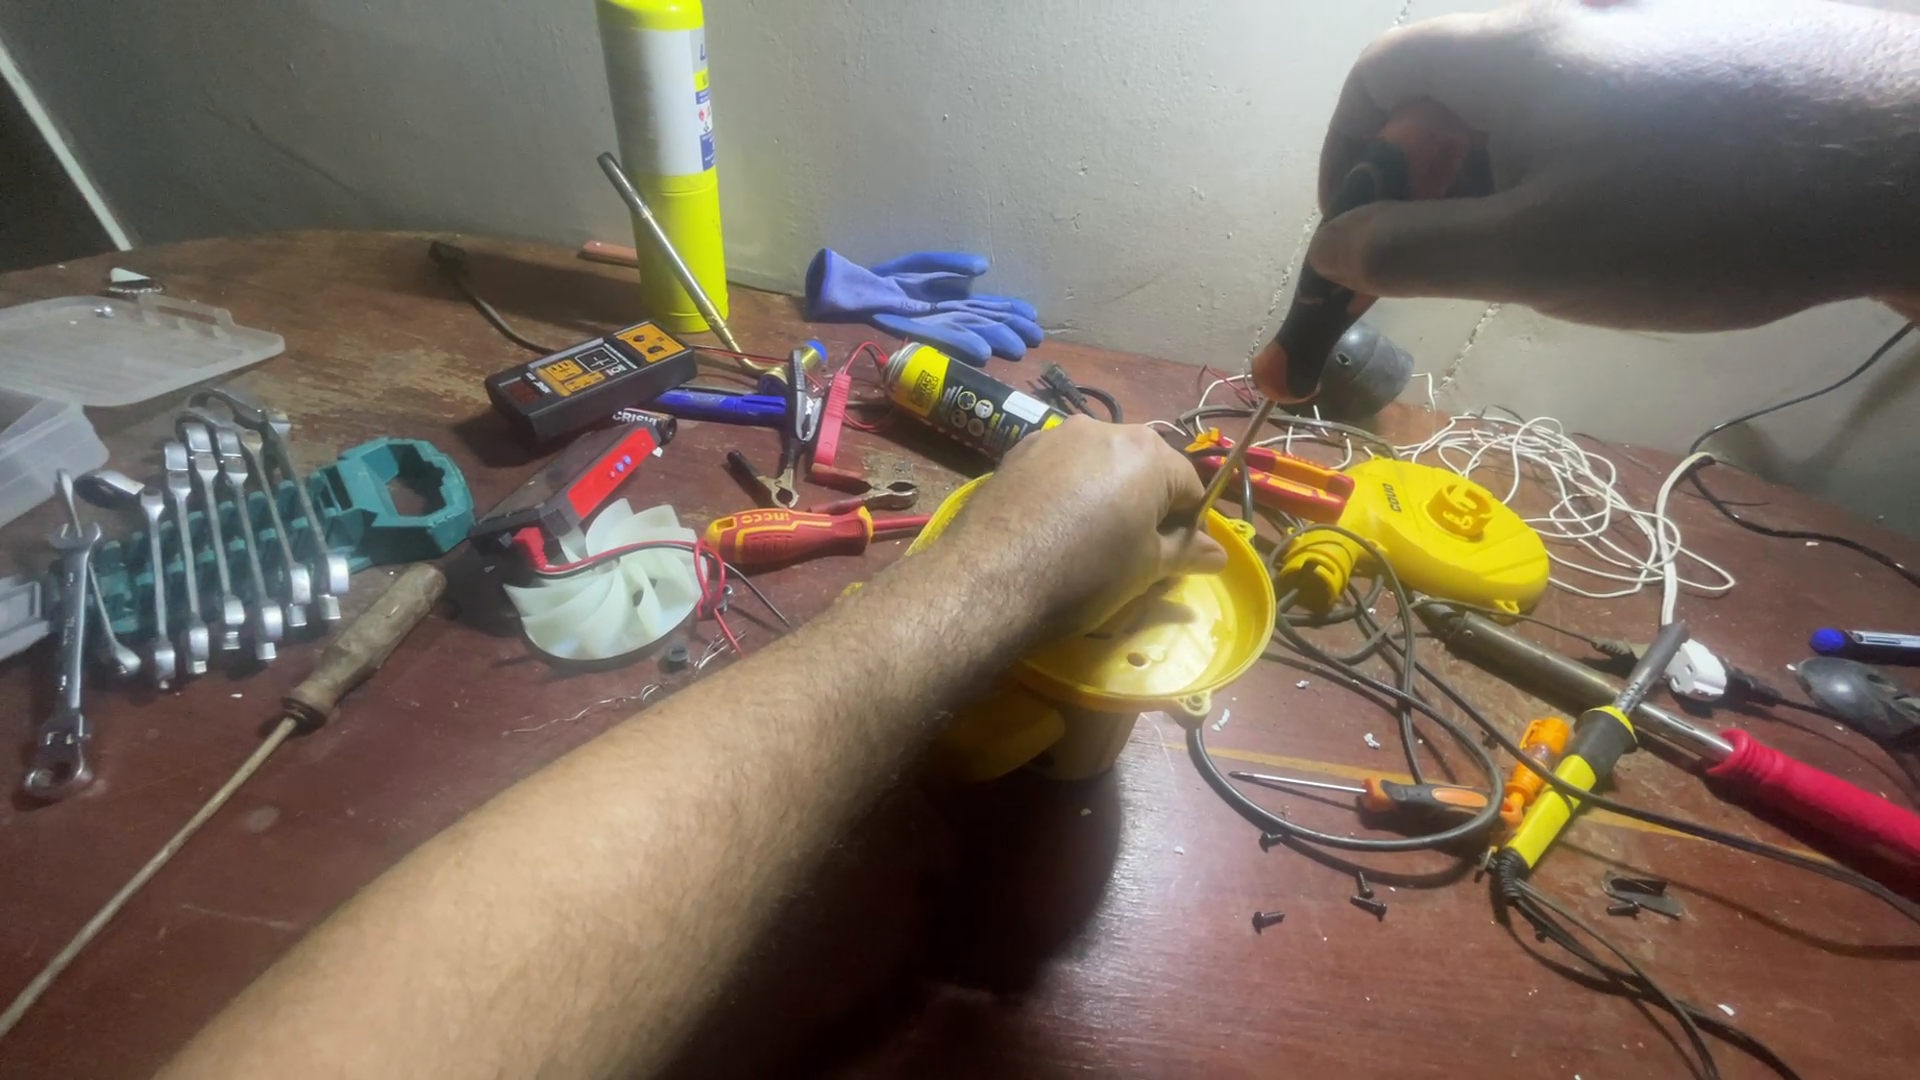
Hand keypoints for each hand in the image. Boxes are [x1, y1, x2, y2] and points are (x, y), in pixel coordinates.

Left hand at [938, 417, 1227, 633]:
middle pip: (1140, 467)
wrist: (989, 579)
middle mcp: (1101, 429)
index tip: (1173, 557)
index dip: (1187, 524)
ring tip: (1084, 539)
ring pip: (1096, 464)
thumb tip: (1219, 554)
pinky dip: (1064, 490)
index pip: (1188, 485)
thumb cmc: (1084, 574)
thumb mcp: (1144, 569)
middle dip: (1144, 503)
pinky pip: (1057, 468)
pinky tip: (1048, 526)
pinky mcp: (1016, 452)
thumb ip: (1186, 553)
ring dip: (1102, 493)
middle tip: (1128, 550)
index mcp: (1146, 451)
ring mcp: (1053, 436)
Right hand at [1309, 0, 1919, 330]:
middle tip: (1431, 268)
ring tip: (1514, 262)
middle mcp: (1563, 32)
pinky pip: (1566, 123)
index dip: (1344, 153)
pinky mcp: (1680, 77)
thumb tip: (1329, 248)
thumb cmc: (1702, 215)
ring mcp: (1629, 50)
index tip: (1356, 230)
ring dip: (1472, 198)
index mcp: (1510, 59)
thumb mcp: (1524, 254)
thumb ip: (1405, 252)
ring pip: (1499, 121)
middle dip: (1408, 192)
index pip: (1377, 73)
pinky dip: (1535, 183)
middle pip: (1434, 102)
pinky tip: (1582, 233)